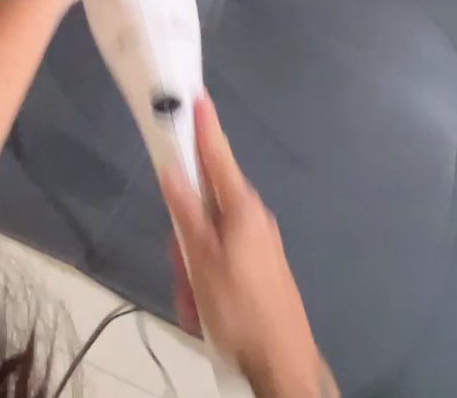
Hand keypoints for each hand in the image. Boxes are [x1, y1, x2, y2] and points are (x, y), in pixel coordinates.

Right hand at [161, 96, 335, 397]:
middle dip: (185, 232)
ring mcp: (259, 240)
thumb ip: (185, 214)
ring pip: (209, 235)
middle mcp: (252, 215)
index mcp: (241, 207)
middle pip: (205, 202)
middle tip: (182, 265)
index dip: (204, 124)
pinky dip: (208, 275)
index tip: (195, 93)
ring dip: (194, 263)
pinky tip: (207, 306)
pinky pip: (222, 256)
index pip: (217, 153)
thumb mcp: (202, 262)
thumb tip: (171, 170)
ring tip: (196, 299)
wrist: (285, 363)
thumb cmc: (241, 309)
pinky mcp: (261, 262)